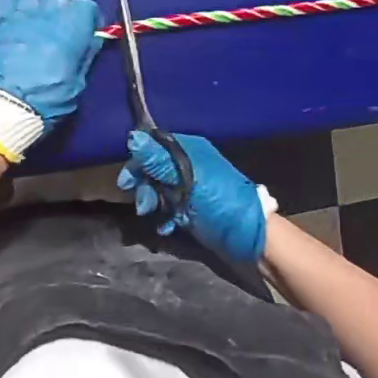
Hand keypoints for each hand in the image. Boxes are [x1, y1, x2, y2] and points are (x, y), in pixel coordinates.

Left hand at [0, 0, 101, 127]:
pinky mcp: (2, 20)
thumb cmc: (45, 102)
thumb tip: (91, 37)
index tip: (92, 22)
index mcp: (68, 35)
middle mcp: (45, 18)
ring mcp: (21, 16)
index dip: (92, 12)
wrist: (4, 109)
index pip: (85, 7)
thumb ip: (84, 56)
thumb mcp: (76, 85)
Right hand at [117, 131, 272, 263]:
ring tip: (156, 217)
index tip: (126, 182)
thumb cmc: (222, 204)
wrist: (251, 239)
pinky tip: (167, 227)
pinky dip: (164, 218)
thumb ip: (159, 160)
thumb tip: (133, 138)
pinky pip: (167, 209)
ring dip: (152, 204)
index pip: (154, 146)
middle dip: (144, 187)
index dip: (138, 162)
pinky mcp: (191, 209)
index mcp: (190, 151)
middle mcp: (188, 166)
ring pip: (157, 191)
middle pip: (152, 170)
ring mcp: (189, 189)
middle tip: (144, 206)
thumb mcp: (189, 179)